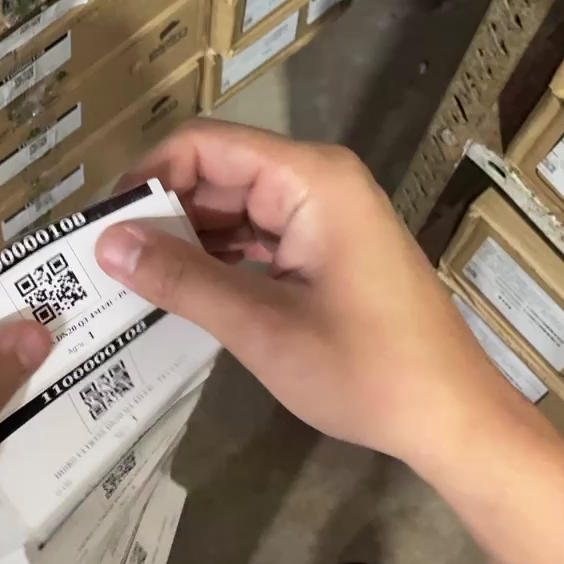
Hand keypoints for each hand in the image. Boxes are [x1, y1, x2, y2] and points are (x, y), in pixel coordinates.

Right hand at [92, 119, 514, 465]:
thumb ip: (181, 277)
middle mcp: (314, 177)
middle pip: (218, 170)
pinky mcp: (323, 238)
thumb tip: (106, 243)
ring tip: (136, 274)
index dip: (150, 174)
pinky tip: (185, 284)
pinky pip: (256, 229)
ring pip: (233, 202)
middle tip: (111, 257)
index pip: (205, 144)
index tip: (107, 222)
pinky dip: (219, 253)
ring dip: (188, 235)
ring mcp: (321, 208)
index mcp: (308, 177)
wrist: (457, 419)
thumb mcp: (261, 326)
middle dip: (165, 210)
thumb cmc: (367, 369)